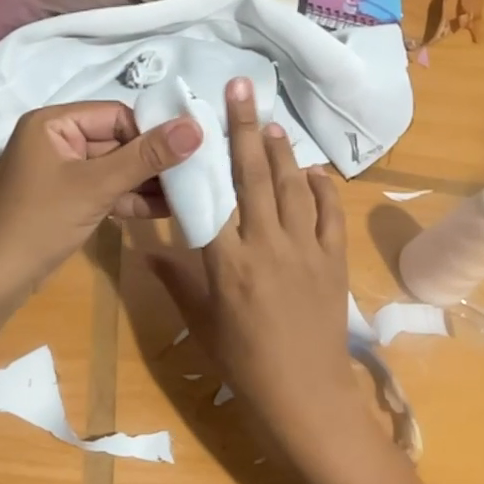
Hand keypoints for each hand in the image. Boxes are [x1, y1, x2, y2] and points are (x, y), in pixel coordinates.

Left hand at [0, 101, 201, 313]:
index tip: (188, 151)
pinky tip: (168, 209)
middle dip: (154, 160)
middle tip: (196, 172)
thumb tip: (196, 127)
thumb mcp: (97, 186)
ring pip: (117, 168)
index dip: (151, 132)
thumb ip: (147, 157)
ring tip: (188, 193)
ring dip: (148, 182)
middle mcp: (57, 139)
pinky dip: (132, 198)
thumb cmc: (41, 222)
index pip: (116, 115)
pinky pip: (108, 189)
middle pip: (119, 140)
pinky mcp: (69, 198)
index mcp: (53, 123)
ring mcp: (63, 171)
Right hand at [150, 78, 365, 456]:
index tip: (200, 121)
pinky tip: (313, 172)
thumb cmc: (244, 364)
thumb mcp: (201, 323)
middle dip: (246, 128)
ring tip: (270, 123)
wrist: (304, 395)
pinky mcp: (333, 260)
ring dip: (282, 151)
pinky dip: (322, 188)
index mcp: (228, 262)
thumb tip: (150, 246)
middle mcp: (267, 245)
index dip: (206, 154)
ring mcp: (306, 250)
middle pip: (255, 176)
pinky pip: (329, 214)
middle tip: (242, 88)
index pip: (214, 195)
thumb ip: (177, 279)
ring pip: (293, 187)